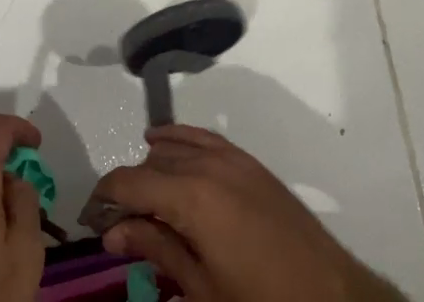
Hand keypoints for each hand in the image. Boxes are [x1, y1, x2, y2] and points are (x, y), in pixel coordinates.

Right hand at [92, 125, 407, 301]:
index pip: (128, 183)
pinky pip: (204, 138)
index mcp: (190, 197)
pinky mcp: (250, 163)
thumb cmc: (260, 300)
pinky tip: (163, 143)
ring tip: (143, 200)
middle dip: (128, 190)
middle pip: (149, 165)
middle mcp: (206, 165)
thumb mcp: (202, 287)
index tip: (91, 220)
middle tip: (119, 224)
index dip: (104, 199)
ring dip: (152, 168)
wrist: (332, 296)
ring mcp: (231, 159)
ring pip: (174, 147)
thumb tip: (114, 233)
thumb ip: (156, 250)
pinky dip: (180, 139)